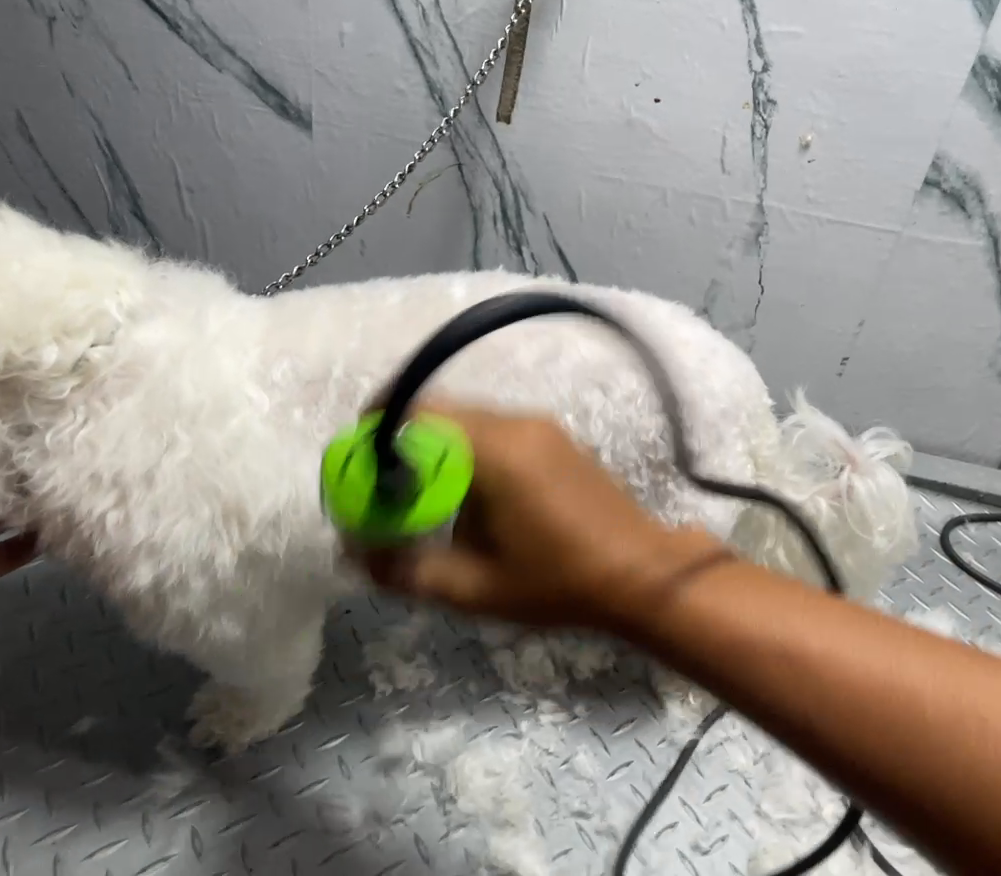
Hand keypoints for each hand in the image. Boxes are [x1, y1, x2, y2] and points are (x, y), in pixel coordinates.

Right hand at [359, 405, 732, 631]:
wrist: (643, 573)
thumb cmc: (559, 582)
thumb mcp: (477, 590)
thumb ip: (409, 571)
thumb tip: (357, 554)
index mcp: (495, 450)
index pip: (419, 413)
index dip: (379, 429)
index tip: (358, 460)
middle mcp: (516, 423)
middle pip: (441, 410)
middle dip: (402, 437)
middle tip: (382, 480)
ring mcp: (540, 425)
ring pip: (468, 416)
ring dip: (436, 443)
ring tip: (420, 490)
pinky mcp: (555, 436)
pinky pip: (495, 427)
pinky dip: (466, 446)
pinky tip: (466, 489)